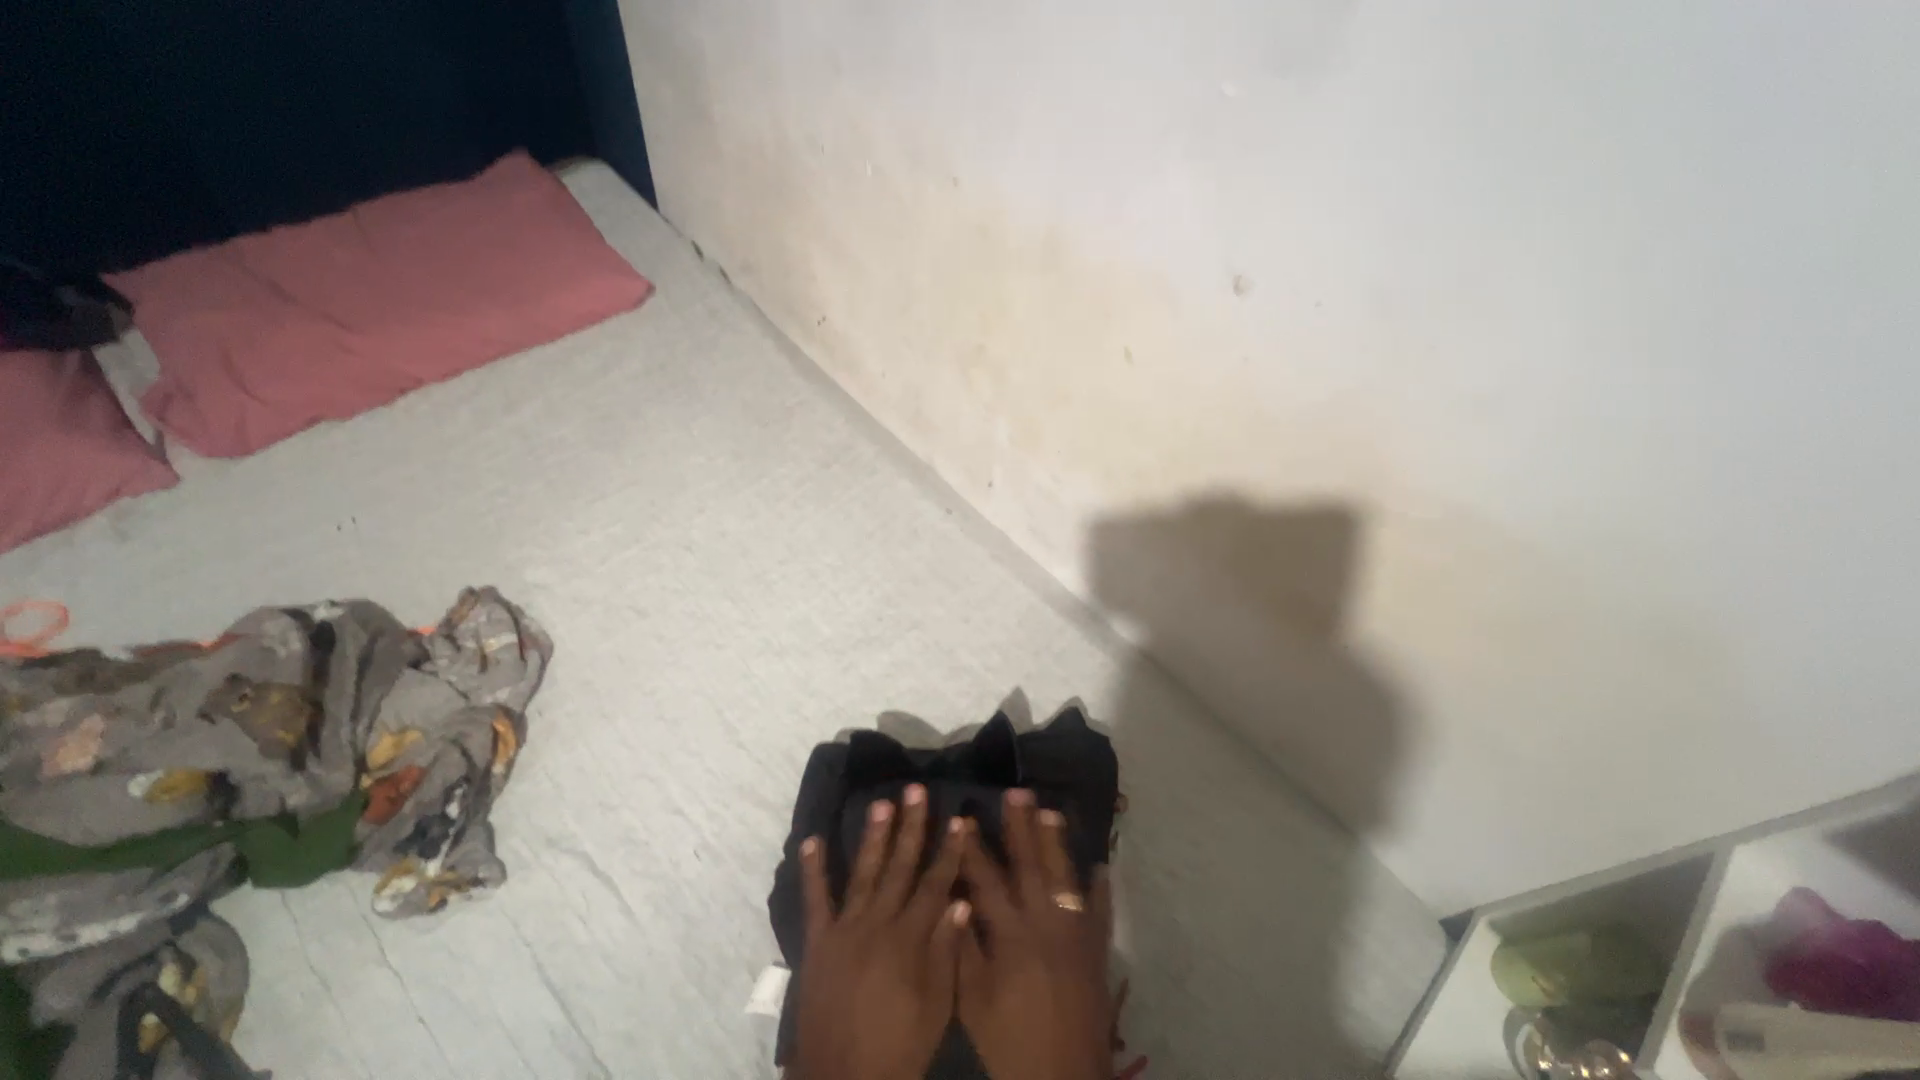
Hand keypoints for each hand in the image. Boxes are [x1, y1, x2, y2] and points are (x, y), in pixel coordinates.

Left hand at [790, 783, 970, 1079]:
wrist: (842, 1078)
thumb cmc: (898, 1047)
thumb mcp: (936, 1007)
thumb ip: (946, 952)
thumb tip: (960, 900)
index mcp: (910, 941)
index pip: (934, 885)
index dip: (948, 852)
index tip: (959, 820)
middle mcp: (877, 925)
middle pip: (900, 869)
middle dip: (911, 829)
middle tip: (917, 791)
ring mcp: (844, 931)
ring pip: (863, 874)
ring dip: (873, 837)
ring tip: (882, 803)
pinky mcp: (818, 943)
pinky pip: (815, 900)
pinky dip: (813, 869)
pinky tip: (813, 840)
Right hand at [958, 789, 1112, 1079]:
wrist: (1065, 1077)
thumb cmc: (1009, 1043)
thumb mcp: (973, 1000)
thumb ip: (964, 948)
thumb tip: (955, 901)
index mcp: (1010, 936)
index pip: (987, 880)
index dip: (973, 849)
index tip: (963, 818)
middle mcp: (1045, 924)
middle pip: (1031, 866)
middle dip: (1021, 827)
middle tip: (1017, 793)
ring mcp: (1076, 935)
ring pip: (1066, 877)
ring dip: (1057, 842)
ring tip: (1051, 810)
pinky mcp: (1096, 951)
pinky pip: (1100, 910)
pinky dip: (1099, 886)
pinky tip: (1099, 865)